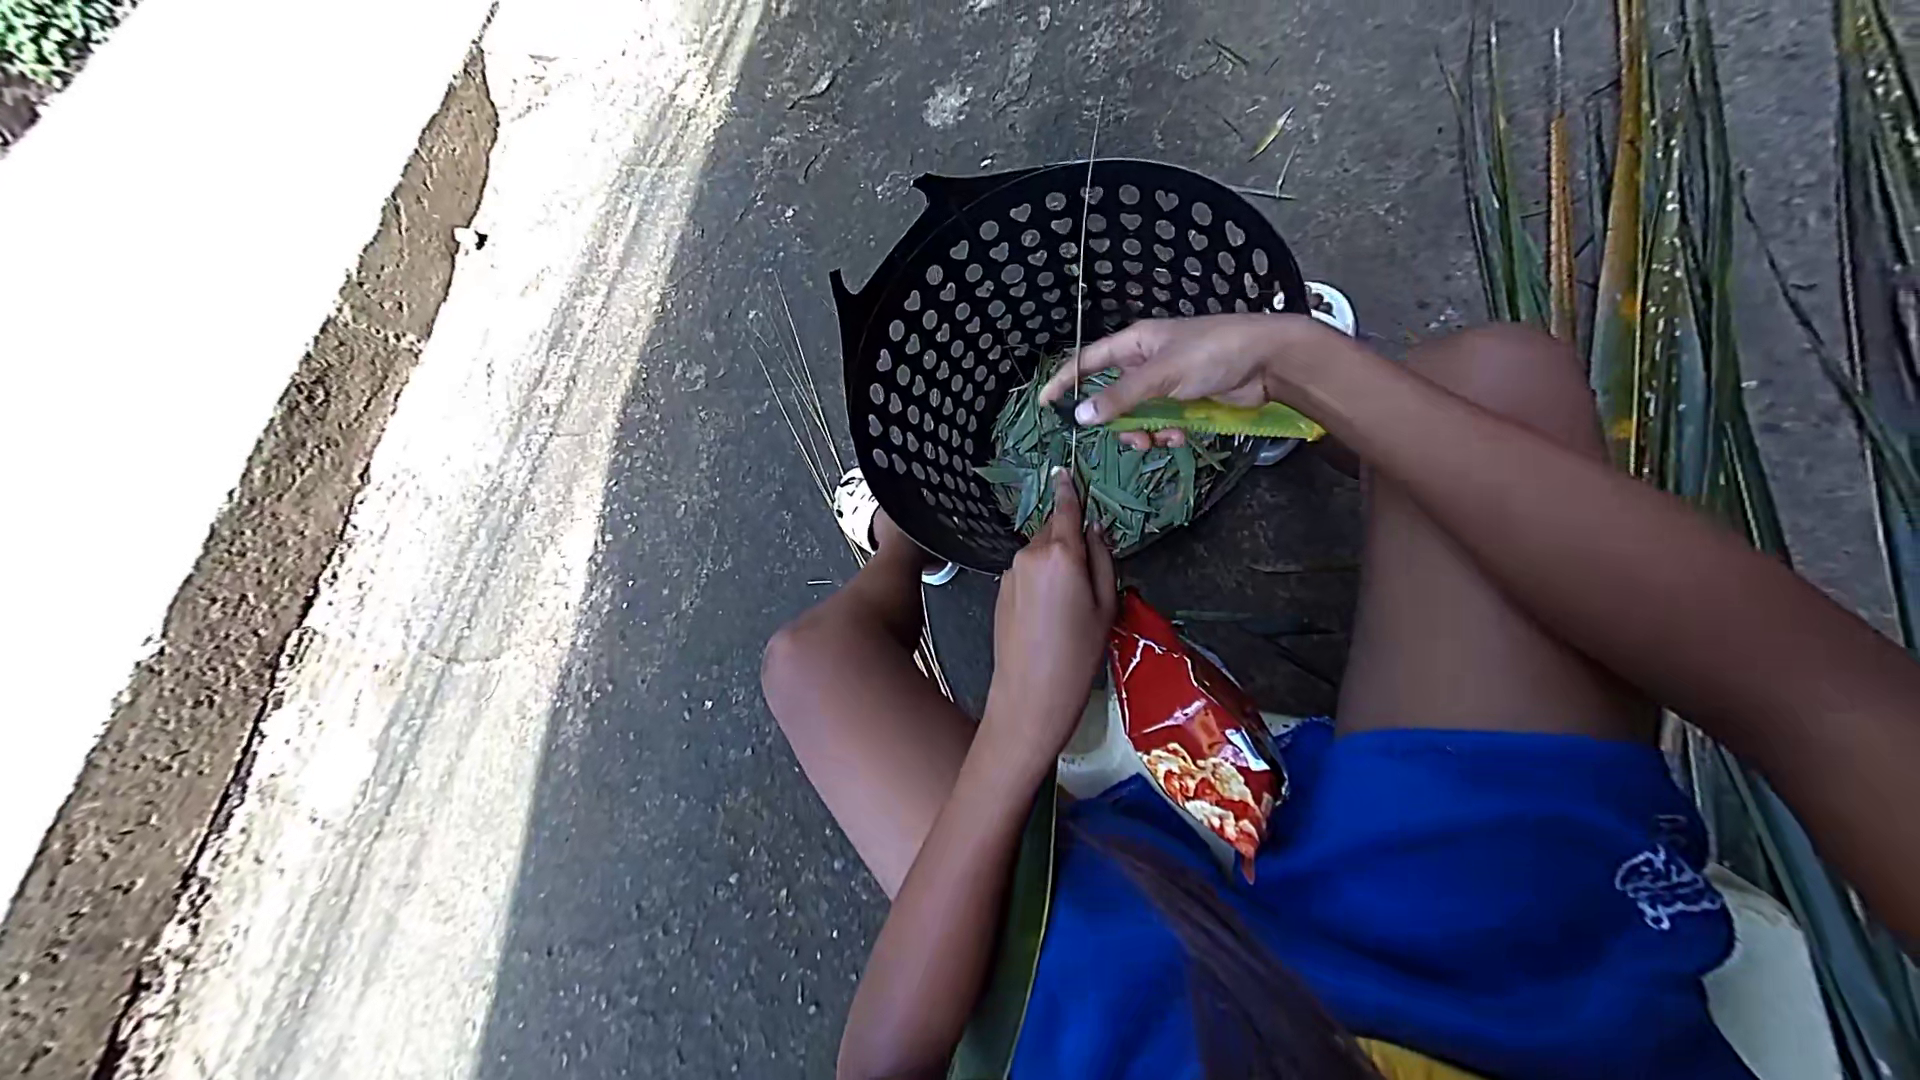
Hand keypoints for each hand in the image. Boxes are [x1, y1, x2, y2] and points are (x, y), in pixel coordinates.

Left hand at [981, 470, 1117, 766]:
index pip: (1066, 509)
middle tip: (1088, 576)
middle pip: (1053, 532)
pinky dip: (1039, 578)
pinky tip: (1048, 612)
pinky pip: (1026, 571)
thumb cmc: (1079, 653)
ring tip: (1070, 603)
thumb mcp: (1107, 606)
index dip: (1069, 490)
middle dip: (1069, 541)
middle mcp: (1031, 553)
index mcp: (1062, 553)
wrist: (1030, 692)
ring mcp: (1010, 571)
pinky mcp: (1000, 588)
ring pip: (1039, 552)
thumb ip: (1103, 560)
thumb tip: (1094, 530)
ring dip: (1054, 562)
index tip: (1065, 472)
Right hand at [1039, 313, 1350, 449]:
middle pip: (1112, 398)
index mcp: (1135, 343)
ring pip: (1136, 417)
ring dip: (1143, 433)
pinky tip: (1180, 438)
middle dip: (1117, 422)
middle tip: (1128, 437)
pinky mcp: (1184, 403)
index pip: (1088, 362)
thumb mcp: (1161, 374)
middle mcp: (1145, 363)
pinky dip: (1166, 435)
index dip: (1065, 381)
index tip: (1045, 404)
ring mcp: (1165, 385)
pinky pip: (1161, 424)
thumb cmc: (1212, 353)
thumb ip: (1121, 397)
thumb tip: (1080, 416)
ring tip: (1159, 440)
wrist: (1268, 362)